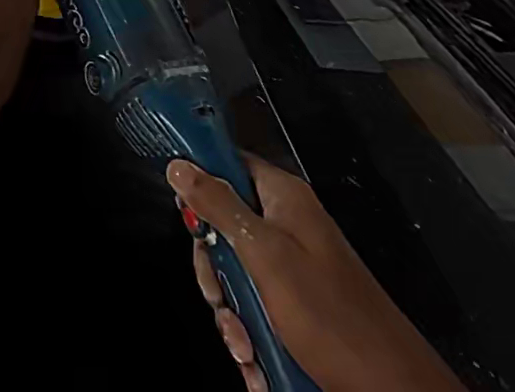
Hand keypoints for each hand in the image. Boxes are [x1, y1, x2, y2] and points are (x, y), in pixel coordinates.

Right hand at [168, 158, 465, 391]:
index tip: (185, 209)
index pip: (227, 162)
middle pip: (220, 221)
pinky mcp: (292, 298)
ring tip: (244, 339)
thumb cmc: (334, 318)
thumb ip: (218, 205)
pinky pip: (250, 298)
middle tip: (220, 292)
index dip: (199, 179)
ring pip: (231, 266)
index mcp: (283, 197)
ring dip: (229, 306)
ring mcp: (289, 262)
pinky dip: (246, 326)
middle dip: (213, 266)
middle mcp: (285, 223)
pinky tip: (254, 352)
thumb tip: (180, 166)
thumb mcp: (265, 254)